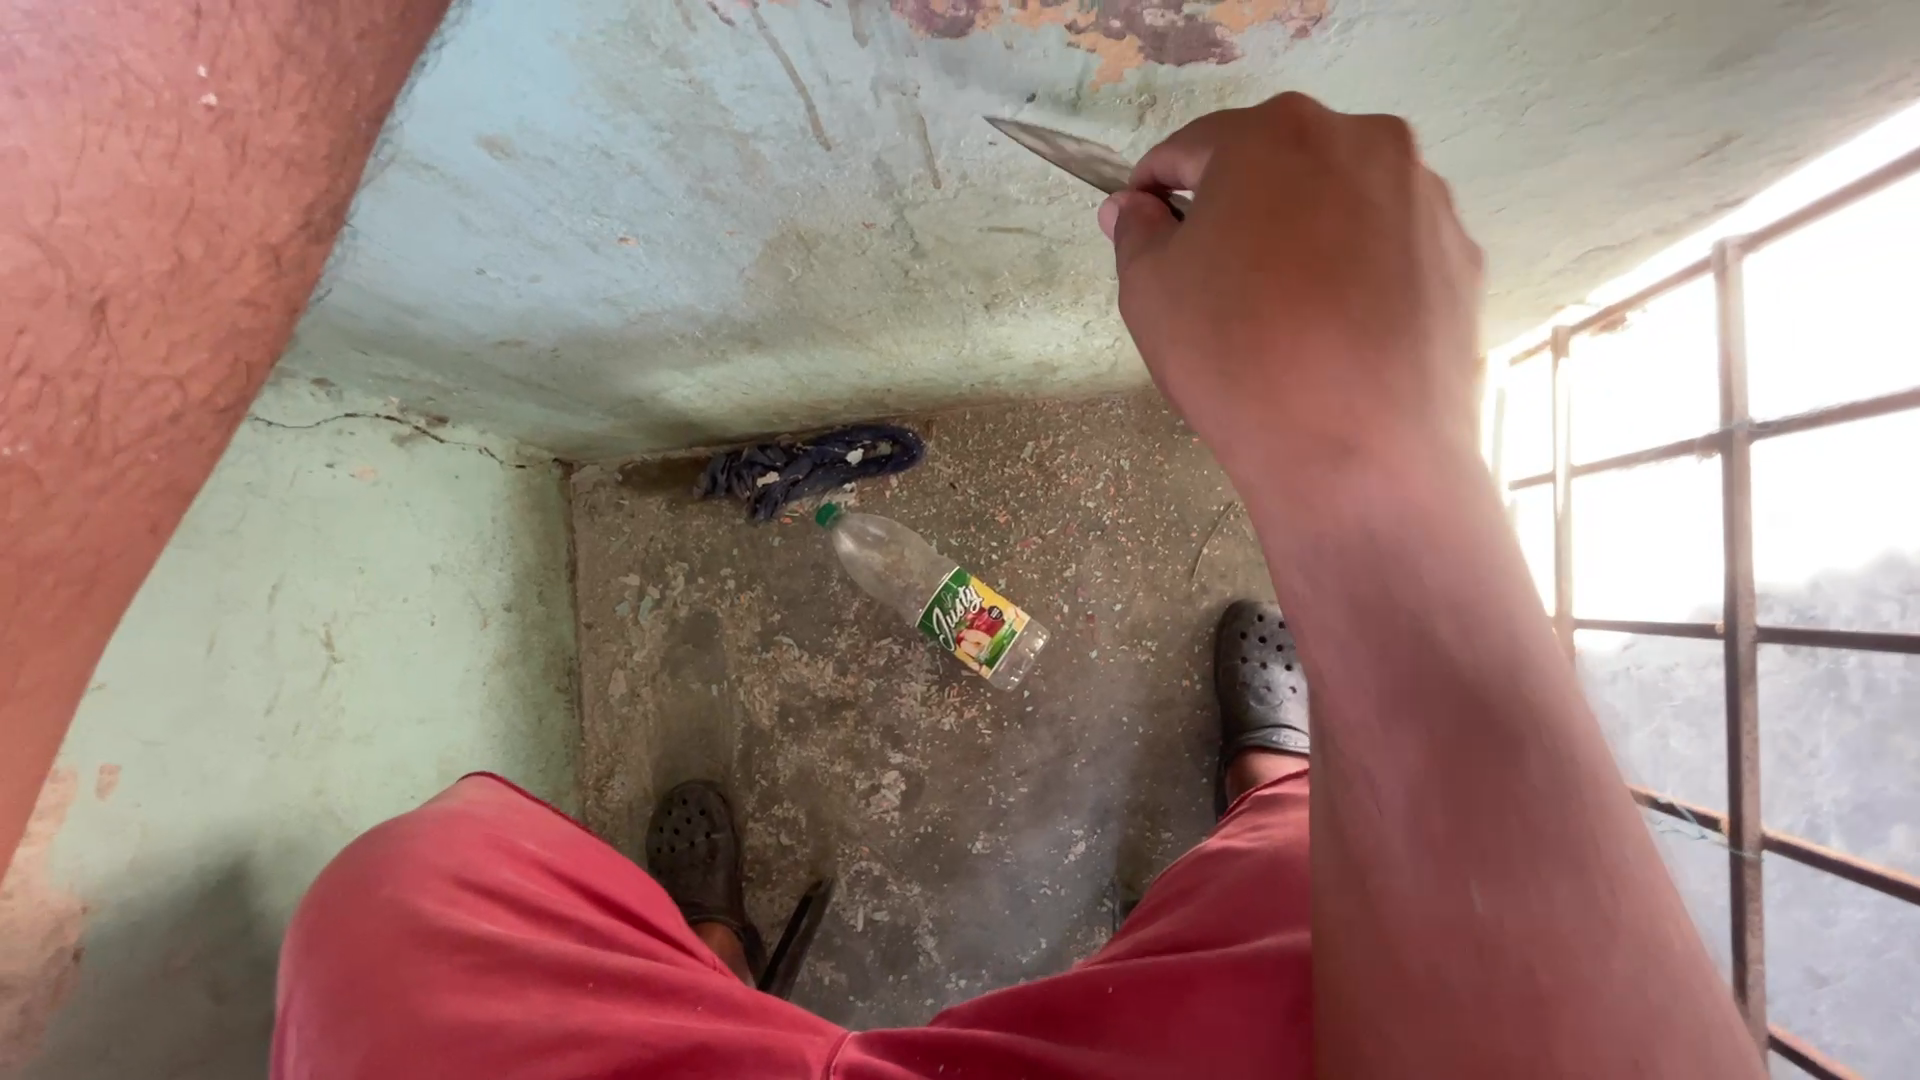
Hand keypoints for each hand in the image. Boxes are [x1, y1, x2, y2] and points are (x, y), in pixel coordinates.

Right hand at [1100, 93, 1484, 489]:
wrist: (1355, 449)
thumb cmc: (1234, 357)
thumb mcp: (1150, 293)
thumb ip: (1135, 233)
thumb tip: (1132, 207)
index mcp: (1273, 136)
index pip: (1192, 147)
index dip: (1154, 189)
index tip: (1140, 228)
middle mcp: (1362, 141)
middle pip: (1273, 167)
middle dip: (1232, 211)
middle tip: (1209, 281)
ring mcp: (1424, 196)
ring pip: (1335, 204)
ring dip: (1296, 238)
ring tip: (1277, 314)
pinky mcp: (1460, 254)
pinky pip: (1384, 249)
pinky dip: (1351, 273)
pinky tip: (1331, 332)